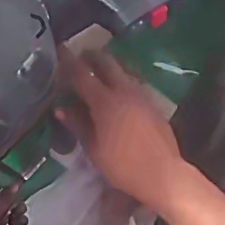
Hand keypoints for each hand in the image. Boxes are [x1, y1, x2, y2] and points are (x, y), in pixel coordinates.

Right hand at [54, 48, 190, 211]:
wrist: (163, 174)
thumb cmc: (123, 166)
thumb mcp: (94, 148)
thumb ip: (78, 124)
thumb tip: (62, 108)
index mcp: (105, 101)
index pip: (82, 74)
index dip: (69, 61)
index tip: (60, 50)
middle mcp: (124, 91)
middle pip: (107, 63)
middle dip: (92, 56)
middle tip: (80, 56)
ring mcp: (141, 96)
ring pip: (122, 71)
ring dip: (109, 67)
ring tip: (98, 72)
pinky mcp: (152, 104)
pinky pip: (133, 84)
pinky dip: (121, 81)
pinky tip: (117, 92)